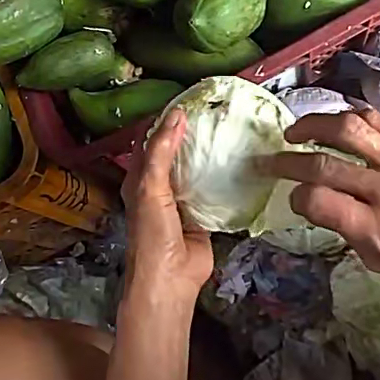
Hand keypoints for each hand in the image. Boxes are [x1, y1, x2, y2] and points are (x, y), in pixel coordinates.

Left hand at [123, 109, 214, 302]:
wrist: (171, 278)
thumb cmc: (153, 233)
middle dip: (191, 134)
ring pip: (196, 170)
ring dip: (209, 154)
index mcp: (139, 178)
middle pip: (176, 153)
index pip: (151, 140)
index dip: (165, 120)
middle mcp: (160, 186)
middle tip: (215, 112)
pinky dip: (223, 177)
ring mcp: (182, 201)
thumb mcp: (150, 186)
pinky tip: (239, 162)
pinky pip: (213, 190)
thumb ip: (161, 151)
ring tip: (230, 130)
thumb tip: (177, 115)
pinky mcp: (203, 214)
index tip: (188, 100)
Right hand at [264, 109, 379, 299]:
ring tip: (295, 132)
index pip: (320, 202)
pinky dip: (346, 118)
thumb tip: (313, 201)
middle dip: (287, 161)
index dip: (296, 198)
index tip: (293, 198)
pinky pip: (375, 121)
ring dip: (313, 126)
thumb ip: (345, 230)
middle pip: (325, 165)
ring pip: (348, 129)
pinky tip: (331, 124)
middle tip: (269, 161)